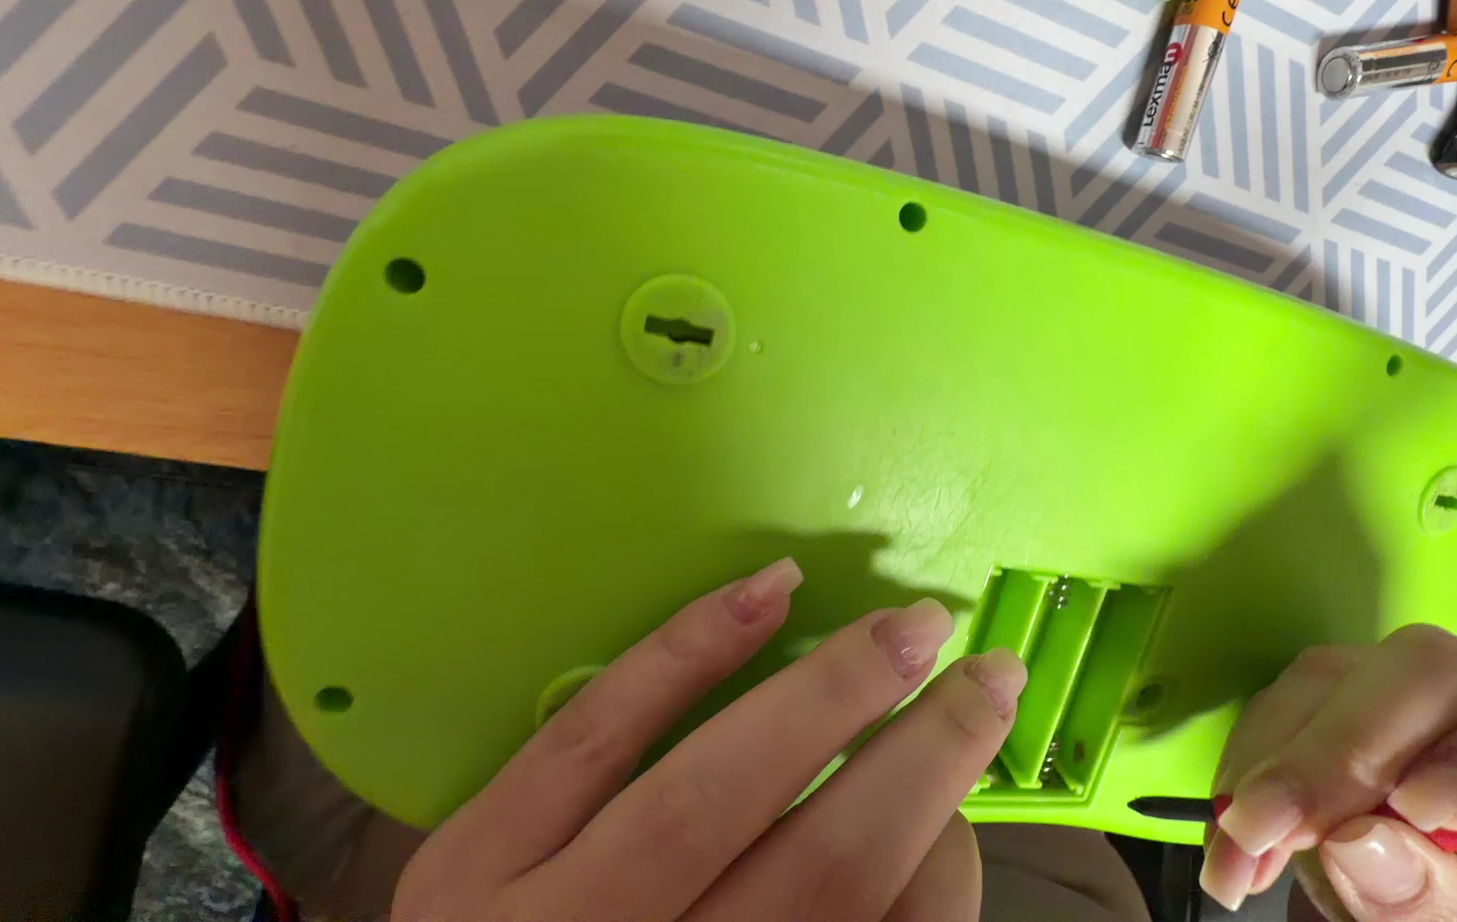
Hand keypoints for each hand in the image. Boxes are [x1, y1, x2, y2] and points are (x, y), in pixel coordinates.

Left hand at [391, 557, 1026, 921]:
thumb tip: (935, 822)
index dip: (946, 851)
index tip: (977, 760)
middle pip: (820, 865)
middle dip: (925, 752)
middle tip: (988, 666)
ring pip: (714, 789)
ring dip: (833, 691)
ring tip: (913, 624)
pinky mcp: (468, 859)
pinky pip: (595, 732)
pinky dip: (689, 652)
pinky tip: (768, 591)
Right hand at [1202, 617, 1456, 921]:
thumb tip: (1351, 843)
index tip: (1427, 809)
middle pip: (1431, 666)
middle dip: (1345, 748)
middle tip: (1274, 829)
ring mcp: (1428, 694)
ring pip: (1344, 671)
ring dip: (1280, 755)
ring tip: (1240, 844)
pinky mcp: (1355, 699)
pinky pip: (1294, 697)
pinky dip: (1256, 758)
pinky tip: (1235, 825)